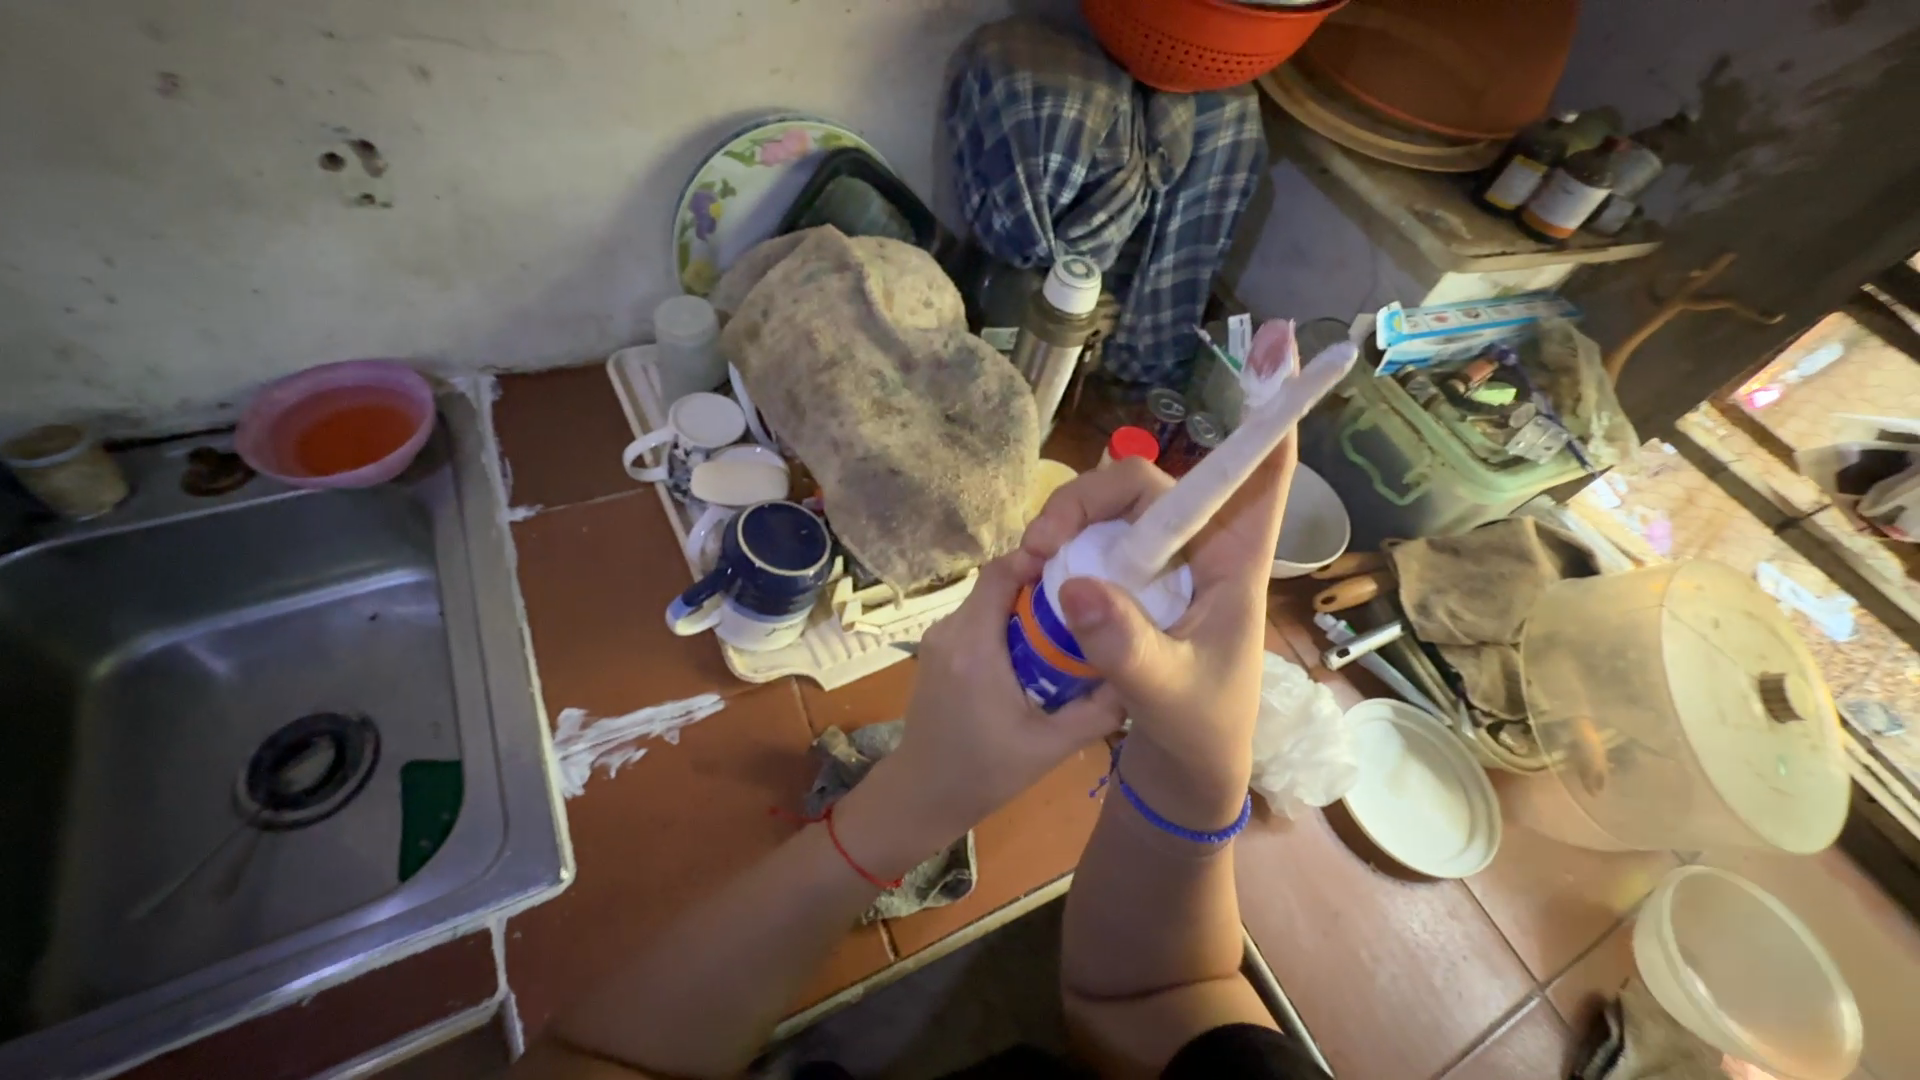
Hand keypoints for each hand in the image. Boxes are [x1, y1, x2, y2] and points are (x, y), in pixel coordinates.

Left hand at [834, 550, 1125, 879]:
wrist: (923, 794)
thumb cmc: (984, 773)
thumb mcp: (1049, 747)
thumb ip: (1096, 711)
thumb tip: (1135, 675)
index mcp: (973, 647)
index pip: (1001, 572)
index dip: (1040, 559)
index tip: (1081, 567)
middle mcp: (949, 631)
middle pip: (997, 582)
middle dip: (1040, 584)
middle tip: (1085, 598)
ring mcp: (938, 639)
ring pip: (987, 599)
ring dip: (1023, 604)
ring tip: (1066, 624)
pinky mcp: (937, 650)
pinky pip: (976, 618)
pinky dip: (1006, 621)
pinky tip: (1035, 648)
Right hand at [1021, 447, 1296, 824]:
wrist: (1180, 771)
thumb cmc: (1198, 731)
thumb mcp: (1165, 696)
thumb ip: (1126, 648)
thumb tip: (1073, 585)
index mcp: (1231, 567)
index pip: (1256, 484)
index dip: (1266, 423)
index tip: (1276, 353)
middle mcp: (1195, 554)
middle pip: (1149, 486)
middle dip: (1092, 494)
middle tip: (1042, 539)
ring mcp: (1156, 569)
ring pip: (1111, 512)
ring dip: (1067, 519)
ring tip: (1030, 558)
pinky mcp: (1125, 587)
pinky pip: (1091, 544)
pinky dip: (1062, 546)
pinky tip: (1035, 570)